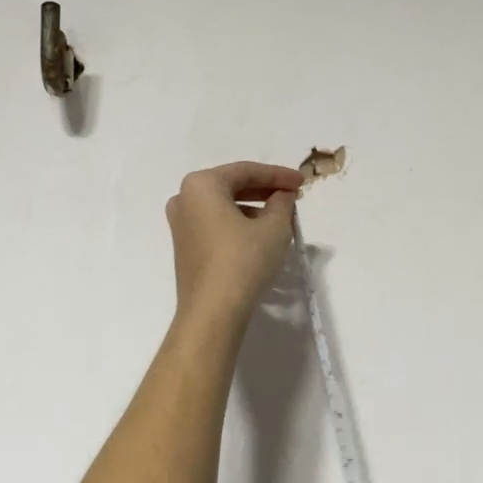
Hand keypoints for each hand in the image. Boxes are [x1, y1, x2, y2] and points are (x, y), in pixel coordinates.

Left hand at [165, 162, 305, 331]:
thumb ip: (282, 202)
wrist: (213, 311)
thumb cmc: (244, 261)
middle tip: (293, 195)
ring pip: (223, 206)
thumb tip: (283, 195)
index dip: (278, 175)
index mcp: (201, 185)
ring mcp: (180, 224)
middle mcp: (184, 198)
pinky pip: (215, 224)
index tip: (303, 181)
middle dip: (265, 190)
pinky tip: (259, 234)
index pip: (246, 171)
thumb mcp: (274, 228)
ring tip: (281, 217)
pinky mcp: (184, 246)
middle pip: (231, 186)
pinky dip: (237, 223)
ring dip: (253, 208)